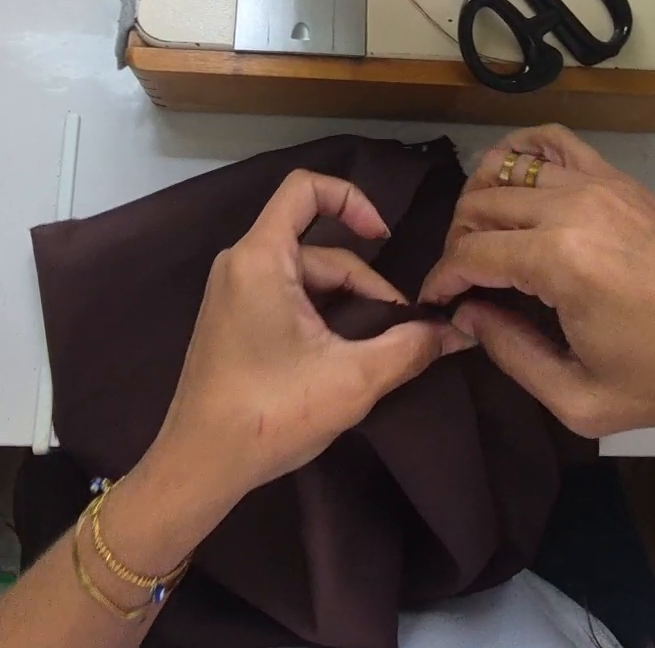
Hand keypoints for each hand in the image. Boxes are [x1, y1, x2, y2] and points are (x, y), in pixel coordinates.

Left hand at [141, 169, 471, 513]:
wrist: (198, 466)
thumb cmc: (270, 414)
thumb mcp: (352, 380)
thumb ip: (410, 348)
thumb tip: (457, 332)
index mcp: (261, 258)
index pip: (305, 188)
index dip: (352, 199)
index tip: (384, 237)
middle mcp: (241, 262)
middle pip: (317, 248)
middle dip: (365, 284)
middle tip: (401, 330)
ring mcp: (234, 290)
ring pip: (306, 277)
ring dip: (347, 305)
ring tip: (378, 349)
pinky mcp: (233, 317)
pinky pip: (287, 295)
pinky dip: (321, 314)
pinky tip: (343, 353)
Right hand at [420, 126, 654, 498]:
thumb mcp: (578, 399)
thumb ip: (508, 353)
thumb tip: (467, 314)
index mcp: (559, 261)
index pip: (468, 255)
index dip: (441, 280)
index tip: (435, 304)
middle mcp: (571, 208)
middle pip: (477, 206)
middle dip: (455, 245)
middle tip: (464, 281)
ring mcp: (596, 183)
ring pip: (503, 169)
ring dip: (479, 202)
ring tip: (486, 238)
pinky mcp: (617, 176)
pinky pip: (551, 141)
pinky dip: (520, 152)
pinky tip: (517, 183)